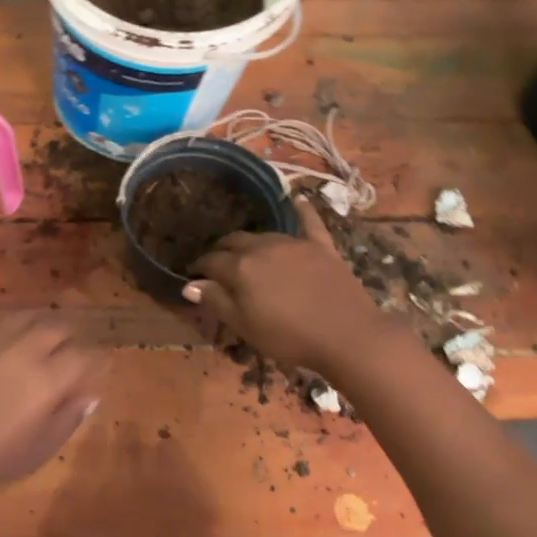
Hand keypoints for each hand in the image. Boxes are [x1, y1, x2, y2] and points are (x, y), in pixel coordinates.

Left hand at [0, 314, 105, 503]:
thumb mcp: (43, 448)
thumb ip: (70, 416)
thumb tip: (89, 394)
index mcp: (47, 379)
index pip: (84, 356)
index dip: (98, 360)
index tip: (102, 366)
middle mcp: (24, 351)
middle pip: (58, 327)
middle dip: (72, 337)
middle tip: (74, 351)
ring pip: (29, 316)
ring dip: (44, 325)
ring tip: (46, 340)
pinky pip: (1, 321)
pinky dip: (16, 326)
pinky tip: (15, 341)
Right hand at [186, 198, 405, 381]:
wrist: (348, 336)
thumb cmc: (289, 337)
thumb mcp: (245, 326)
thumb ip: (216, 301)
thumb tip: (188, 285)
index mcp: (240, 268)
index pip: (210, 261)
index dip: (199, 267)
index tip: (194, 275)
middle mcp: (262, 247)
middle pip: (234, 241)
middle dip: (221, 250)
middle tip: (217, 264)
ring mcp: (294, 243)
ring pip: (263, 235)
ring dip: (250, 242)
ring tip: (246, 252)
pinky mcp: (321, 246)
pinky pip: (309, 221)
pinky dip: (301, 210)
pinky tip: (297, 199)